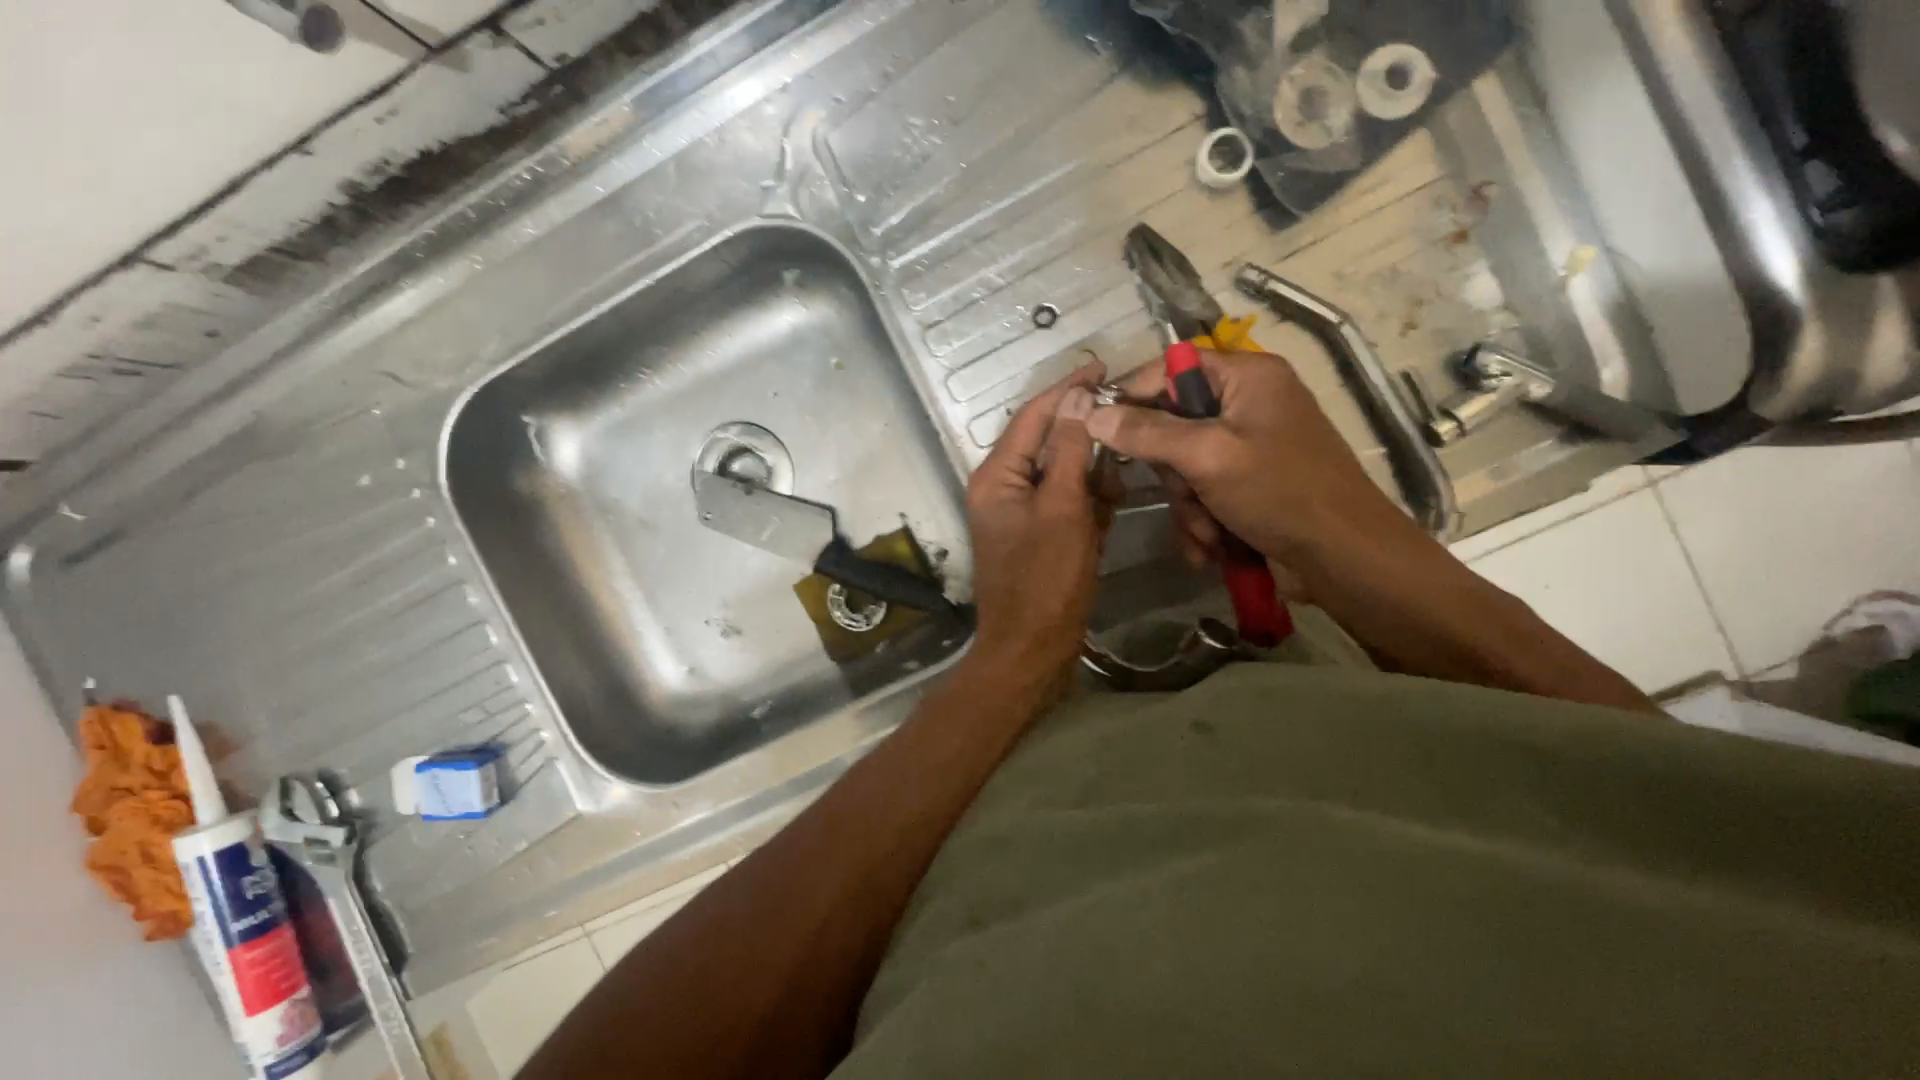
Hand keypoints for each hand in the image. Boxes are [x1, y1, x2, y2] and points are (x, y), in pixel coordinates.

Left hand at [963, 361, 1114, 692]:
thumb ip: (1070, 452)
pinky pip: (1068, 504)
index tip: (1104, 365)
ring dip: (1092, 475)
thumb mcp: (1063, 510)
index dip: (1068, 389)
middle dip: (1087, 437)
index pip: (1033, 416)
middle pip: (1049, 442)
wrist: (1032, 651)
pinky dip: (1090, 504)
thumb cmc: (1046, 581)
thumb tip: (1078, 397)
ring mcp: (1022, 514)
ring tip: (1118, 486)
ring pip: (1064, 473)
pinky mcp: (1041, 537)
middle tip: (1128, 427)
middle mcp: (1004, 488)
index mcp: (996, 476)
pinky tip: (1109, 512)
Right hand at [1087, 350, 1430, 593]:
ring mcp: (1251, 447)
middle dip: (1174, 473)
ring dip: (1189, 506)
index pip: (1172, 367)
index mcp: (1248, 376)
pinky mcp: (1251, 484)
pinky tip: (1214, 547)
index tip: (1101, 427)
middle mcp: (1249, 403)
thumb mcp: (1207, 457)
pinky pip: (1205, 493)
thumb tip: (1092, 413)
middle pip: (1174, 424)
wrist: (1344, 557)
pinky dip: (1205, 522)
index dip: (1134, 395)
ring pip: (1186, 467)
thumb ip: (1147, 433)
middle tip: (1187, 494)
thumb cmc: (1280, 492)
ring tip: (1209, 534)